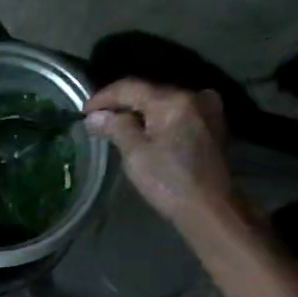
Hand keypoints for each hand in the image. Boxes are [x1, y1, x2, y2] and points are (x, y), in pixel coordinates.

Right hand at [83, 80, 232, 215]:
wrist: (210, 208)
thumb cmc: (169, 182)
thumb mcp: (136, 155)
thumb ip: (116, 128)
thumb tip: (95, 116)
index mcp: (173, 100)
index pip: (131, 88)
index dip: (104, 97)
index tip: (84, 111)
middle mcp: (194, 96)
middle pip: (149, 93)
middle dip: (122, 104)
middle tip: (99, 119)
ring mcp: (208, 109)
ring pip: (164, 103)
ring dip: (140, 112)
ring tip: (119, 126)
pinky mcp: (213, 124)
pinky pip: (178, 113)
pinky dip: (158, 119)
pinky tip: (146, 131)